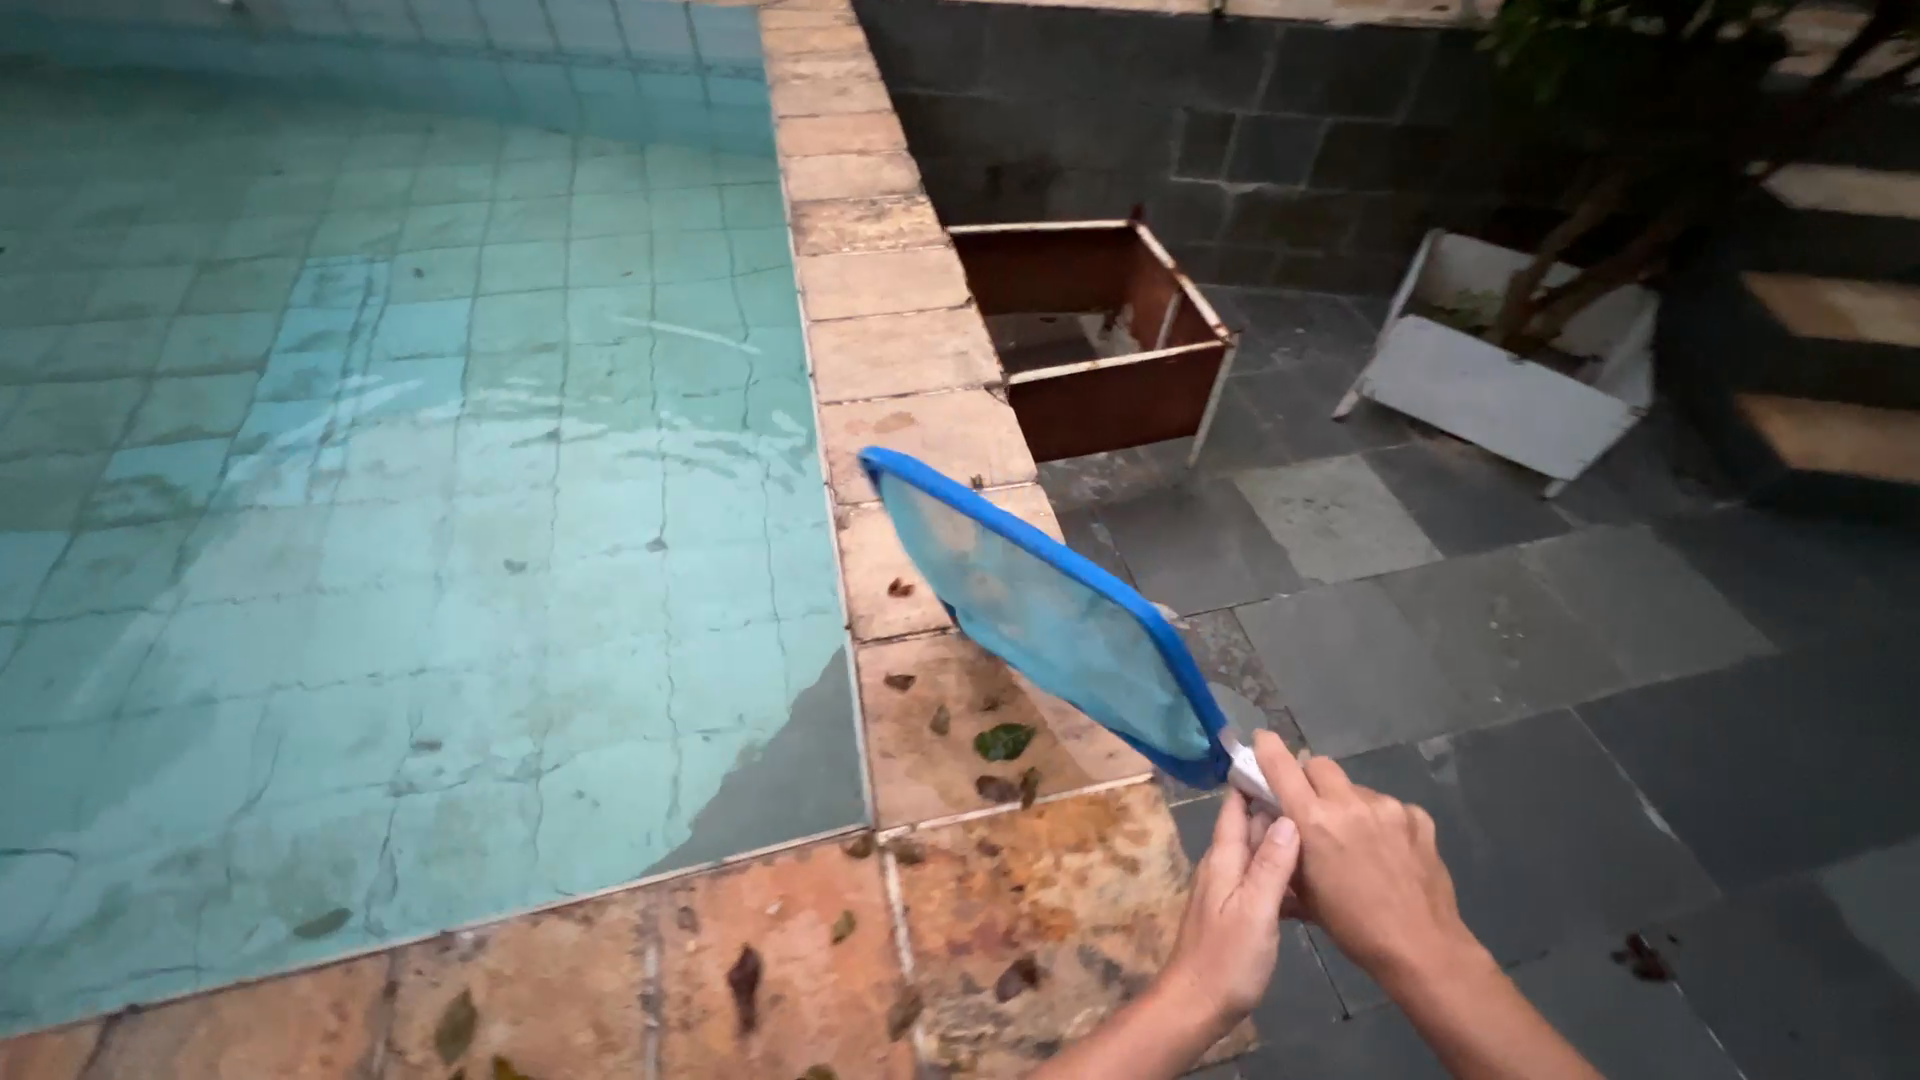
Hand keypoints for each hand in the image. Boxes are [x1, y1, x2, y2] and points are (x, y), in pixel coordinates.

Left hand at [1158, 786, 1301, 1030]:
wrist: (1197, 1002)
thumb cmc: (1227, 956)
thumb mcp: (1255, 910)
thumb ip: (1271, 865)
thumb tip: (1287, 818)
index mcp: (1223, 859)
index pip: (1235, 808)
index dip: (1251, 783)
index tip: (1277, 761)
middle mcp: (1222, 866)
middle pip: (1249, 828)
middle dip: (1275, 808)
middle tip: (1313, 794)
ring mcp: (1228, 889)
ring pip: (1258, 854)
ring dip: (1283, 842)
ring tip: (1322, 832)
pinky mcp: (1237, 912)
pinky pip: (1262, 881)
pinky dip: (1283, 875)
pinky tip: (1310, 883)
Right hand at [1253, 731, 1490, 990]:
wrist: (1423, 948)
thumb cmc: (1352, 925)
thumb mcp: (1303, 890)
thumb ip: (1284, 847)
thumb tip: (1272, 822)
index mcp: (1313, 820)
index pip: (1282, 767)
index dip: (1268, 748)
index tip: (1261, 739)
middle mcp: (1349, 803)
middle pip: (1320, 765)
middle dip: (1310, 778)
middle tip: (1313, 806)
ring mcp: (1388, 808)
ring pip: (1354, 787)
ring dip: (1347, 803)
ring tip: (1357, 839)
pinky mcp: (1418, 818)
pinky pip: (1388, 807)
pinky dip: (1380, 820)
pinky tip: (1388, 850)